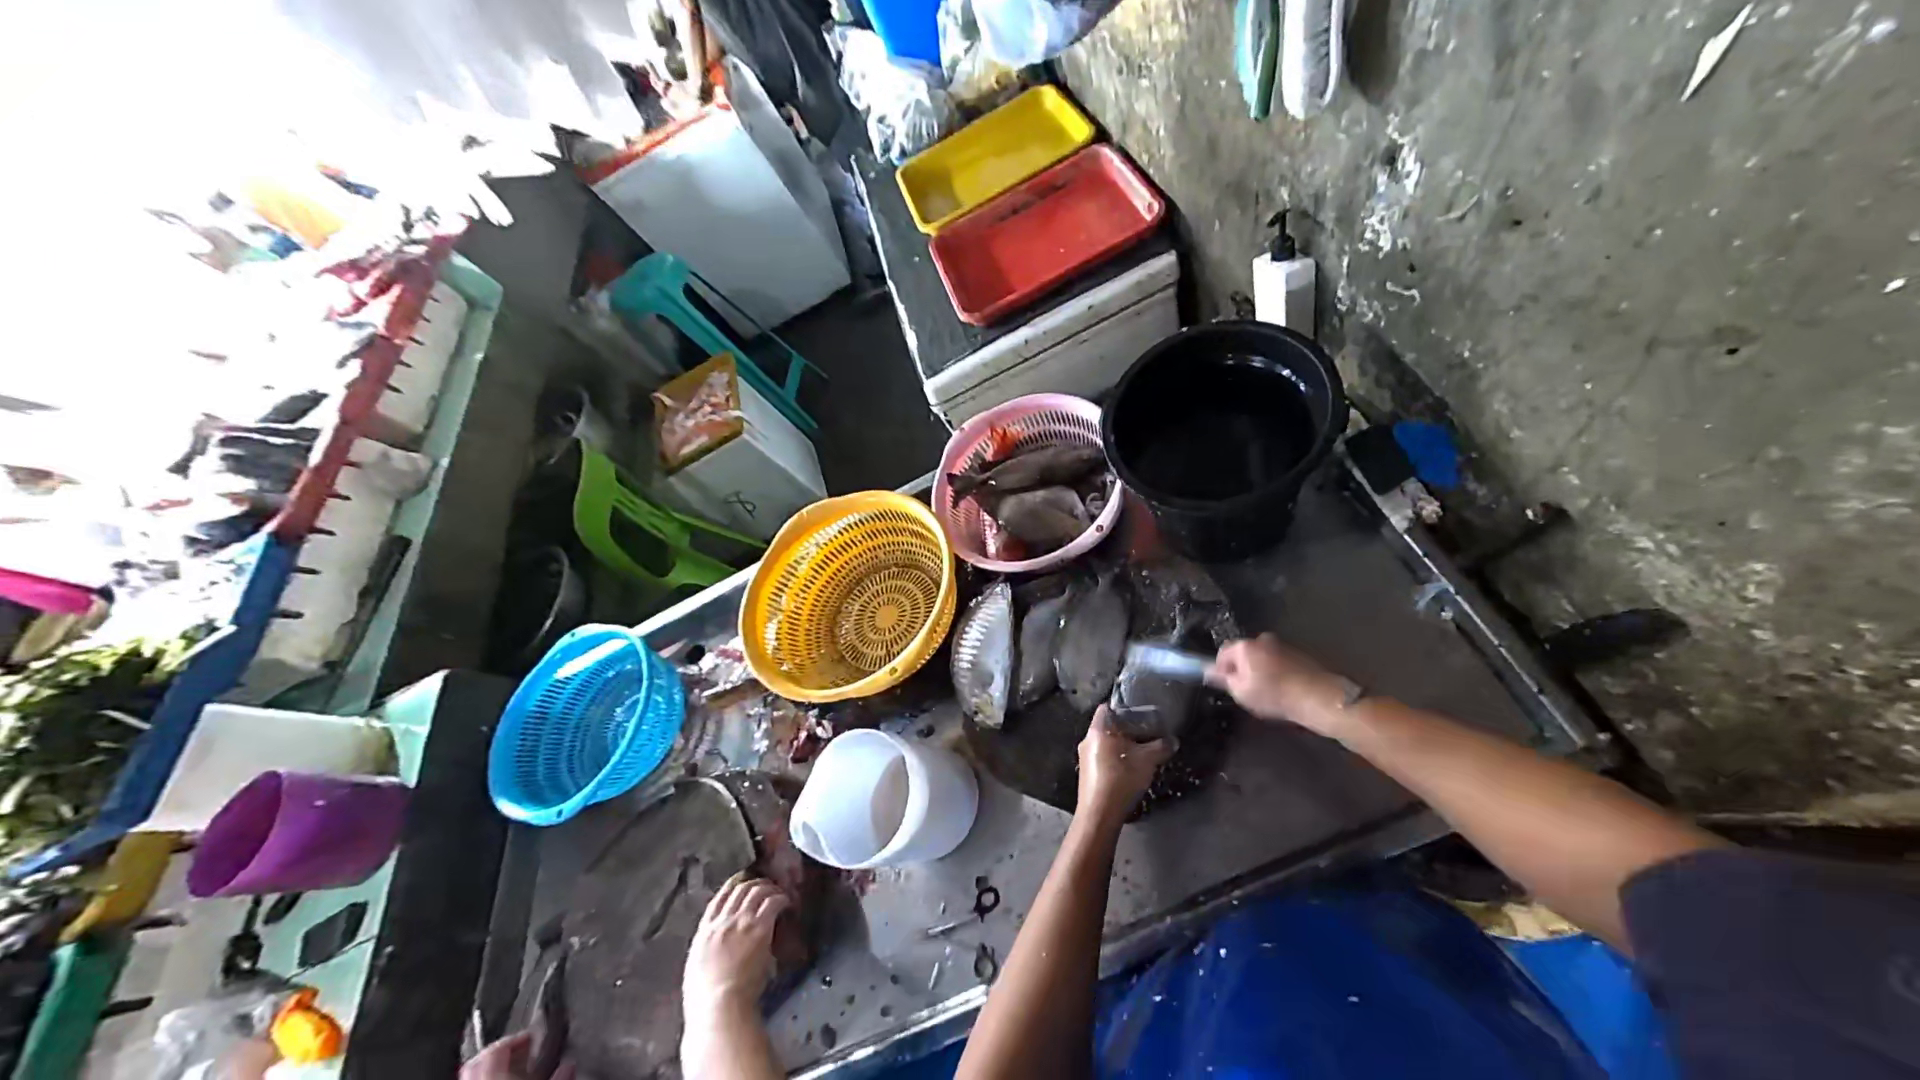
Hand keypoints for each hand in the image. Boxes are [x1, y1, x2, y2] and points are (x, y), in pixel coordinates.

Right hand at [683, 872, 789, 1016]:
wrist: (719, 1005)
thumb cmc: (706, 998)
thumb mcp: (698, 967)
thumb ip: (709, 949)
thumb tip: (720, 947)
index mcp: (704, 932)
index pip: (719, 899)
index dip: (732, 885)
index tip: (741, 881)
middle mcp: (723, 921)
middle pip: (741, 889)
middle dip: (755, 884)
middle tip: (766, 886)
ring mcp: (742, 922)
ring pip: (757, 890)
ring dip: (770, 888)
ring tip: (779, 892)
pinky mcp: (760, 928)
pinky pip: (773, 902)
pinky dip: (781, 898)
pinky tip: (787, 902)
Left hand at [1076, 706, 1174, 821]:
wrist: (1099, 813)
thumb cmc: (1121, 779)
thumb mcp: (1148, 760)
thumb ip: (1161, 747)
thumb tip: (1172, 740)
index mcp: (1098, 729)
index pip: (1107, 707)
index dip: (1123, 707)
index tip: (1139, 713)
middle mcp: (1087, 739)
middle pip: (1107, 726)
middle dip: (1125, 729)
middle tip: (1145, 733)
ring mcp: (1084, 757)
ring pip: (1104, 744)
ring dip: (1120, 747)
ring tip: (1140, 753)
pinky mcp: (1086, 773)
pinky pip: (1101, 758)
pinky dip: (1114, 760)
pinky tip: (1128, 770)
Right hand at [1206, 634, 1355, 737]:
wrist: (1317, 697)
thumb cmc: (1273, 694)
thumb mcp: (1240, 692)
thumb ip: (1223, 679)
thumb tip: (1210, 671)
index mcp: (1245, 646)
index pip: (1223, 652)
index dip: (1221, 668)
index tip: (1225, 684)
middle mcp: (1263, 640)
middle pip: (1244, 653)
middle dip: (1242, 668)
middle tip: (1246, 689)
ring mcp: (1283, 645)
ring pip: (1263, 657)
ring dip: (1261, 670)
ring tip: (1266, 692)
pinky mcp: (1299, 654)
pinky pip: (1279, 661)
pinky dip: (1277, 672)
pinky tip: (1282, 689)